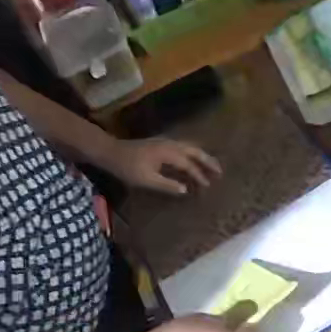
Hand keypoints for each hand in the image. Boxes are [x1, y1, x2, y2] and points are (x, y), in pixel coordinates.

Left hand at [105, 137, 221, 195]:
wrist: (110, 152)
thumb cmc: (127, 168)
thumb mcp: (146, 180)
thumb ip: (167, 185)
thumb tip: (185, 190)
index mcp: (168, 153)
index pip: (189, 165)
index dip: (199, 175)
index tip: (208, 186)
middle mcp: (170, 144)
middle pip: (194, 151)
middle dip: (208, 161)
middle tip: (219, 171)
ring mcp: (165, 141)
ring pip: (189, 146)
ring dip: (201, 156)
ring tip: (211, 166)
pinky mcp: (161, 143)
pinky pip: (183, 146)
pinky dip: (192, 153)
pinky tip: (193, 160)